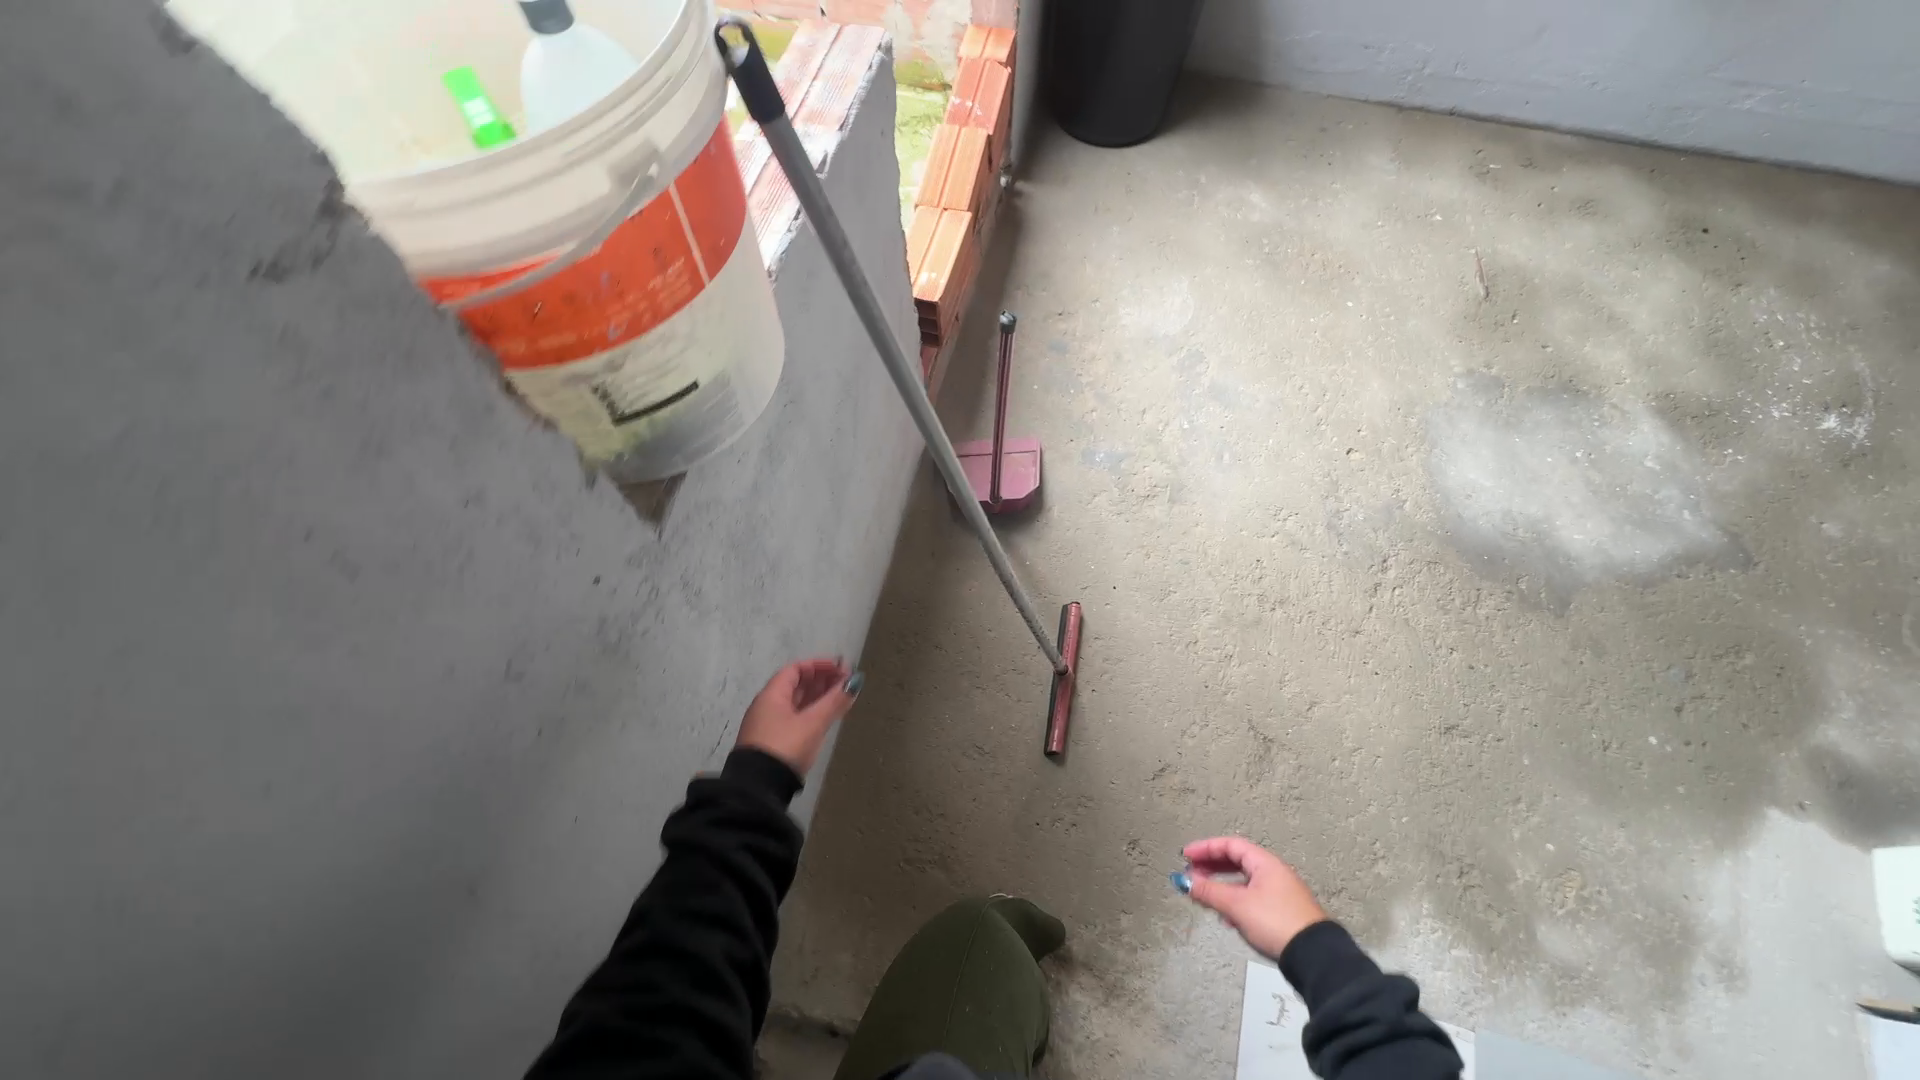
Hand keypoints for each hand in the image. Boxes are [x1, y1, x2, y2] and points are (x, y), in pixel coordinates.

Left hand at [735, 658, 862, 774]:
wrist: (759, 787)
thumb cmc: (785, 746)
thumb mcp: (813, 723)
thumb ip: (835, 701)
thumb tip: (855, 681)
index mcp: (772, 695)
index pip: (796, 669)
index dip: (819, 665)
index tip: (841, 668)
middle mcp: (768, 706)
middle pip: (797, 685)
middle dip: (822, 681)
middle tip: (846, 682)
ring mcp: (770, 726)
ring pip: (797, 703)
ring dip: (819, 697)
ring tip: (842, 697)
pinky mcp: (774, 743)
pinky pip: (796, 719)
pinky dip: (813, 713)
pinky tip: (827, 717)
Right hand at [1180, 836, 1328, 957]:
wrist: (1314, 956)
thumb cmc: (1274, 921)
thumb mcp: (1237, 905)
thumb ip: (1209, 891)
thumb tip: (1184, 881)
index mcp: (1265, 863)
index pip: (1230, 845)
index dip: (1206, 848)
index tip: (1185, 856)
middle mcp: (1273, 872)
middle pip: (1236, 861)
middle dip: (1211, 867)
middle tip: (1191, 875)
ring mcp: (1279, 892)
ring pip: (1243, 881)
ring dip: (1221, 886)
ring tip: (1204, 897)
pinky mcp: (1281, 911)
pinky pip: (1251, 897)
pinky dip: (1234, 901)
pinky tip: (1227, 918)